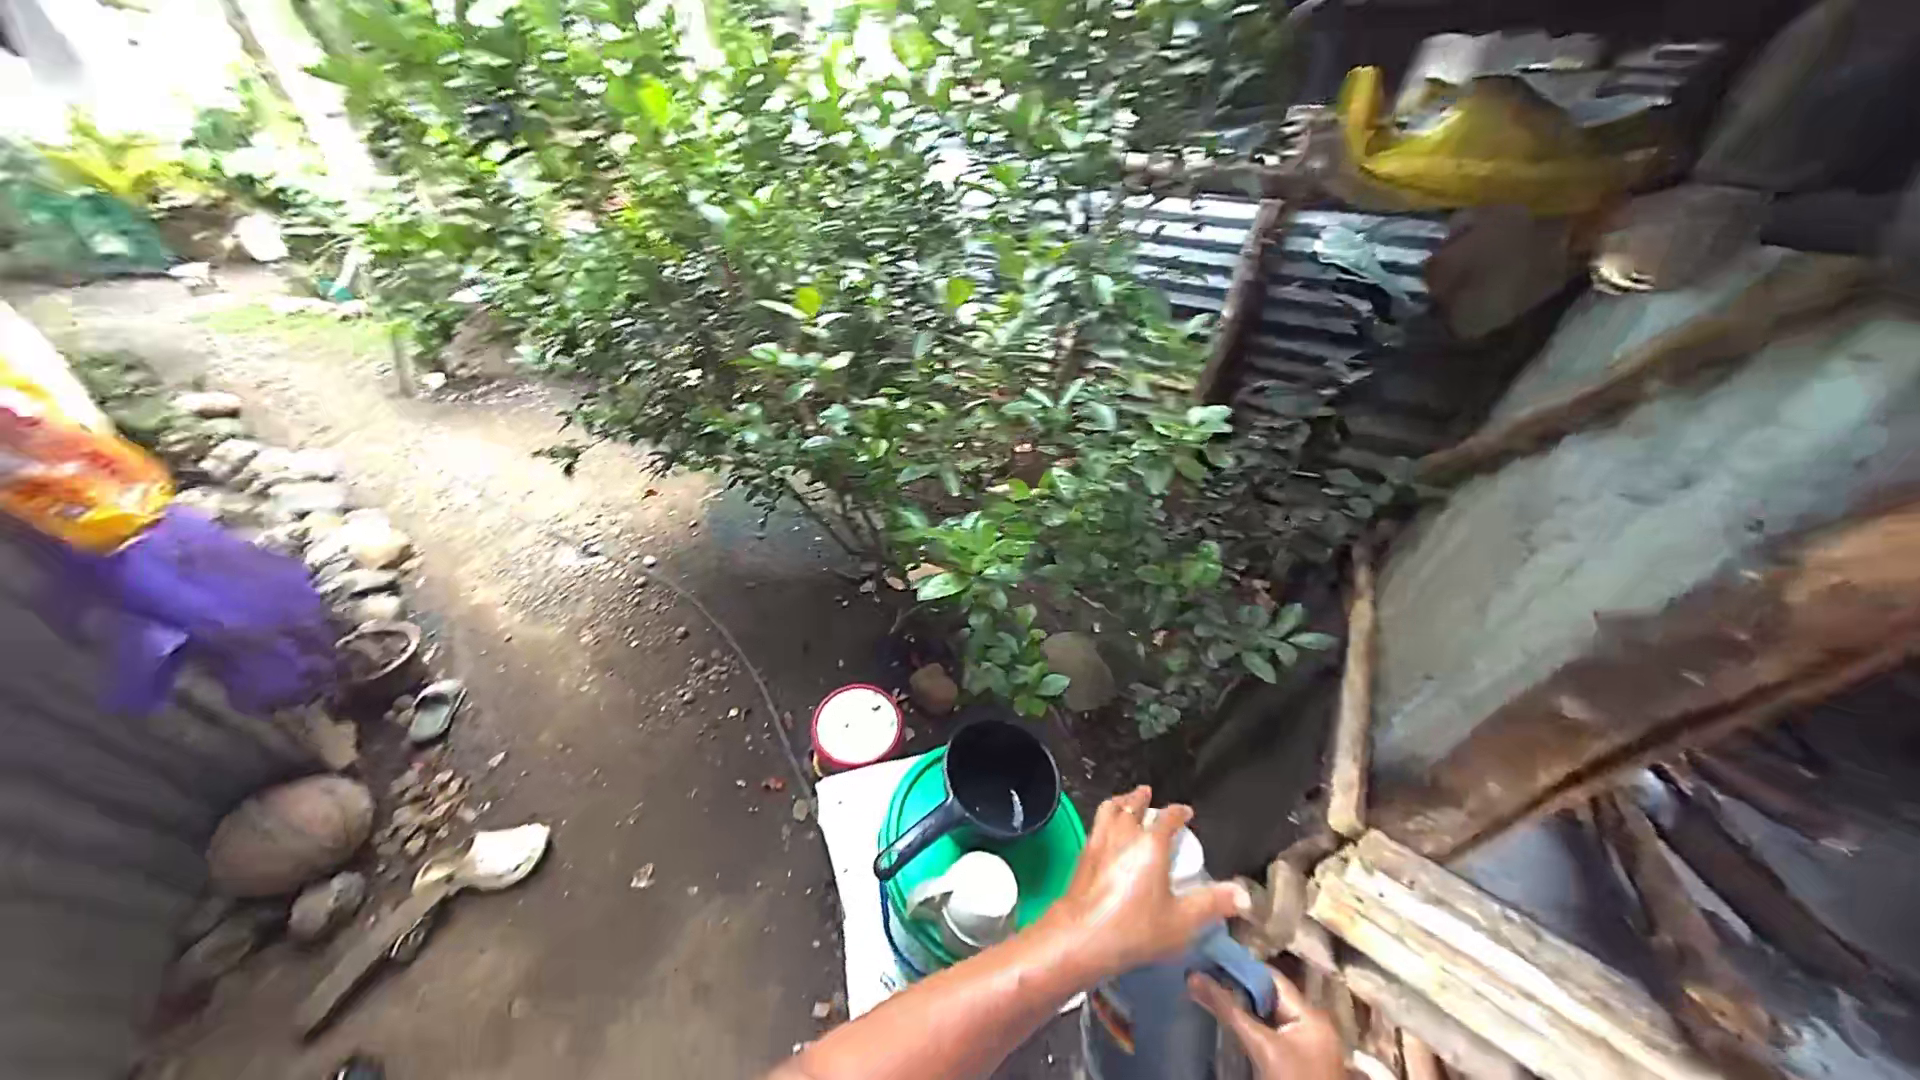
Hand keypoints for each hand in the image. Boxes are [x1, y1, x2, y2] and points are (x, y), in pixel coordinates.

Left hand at [1038, 786, 1248, 980]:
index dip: (1178, 812)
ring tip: (1125, 801)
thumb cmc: (1136, 928)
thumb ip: (1212, 904)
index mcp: (1151, 844)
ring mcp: (1099, 840)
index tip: (1186, 811)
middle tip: (1147, 793)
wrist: (1082, 934)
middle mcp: (1124, 833)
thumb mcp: (1182, 921)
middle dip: (1141, 797)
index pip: (1167, 818)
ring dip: (1120, 801)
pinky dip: (1106, 816)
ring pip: (1109, 808)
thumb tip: (1244, 894)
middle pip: (1132, 805)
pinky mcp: (1083, 852)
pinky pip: (1097, 822)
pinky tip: (1106, 829)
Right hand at [1189, 965, 1343, 1079]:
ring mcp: (1303, 1045)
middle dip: (1235, 986)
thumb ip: (1229, 1010)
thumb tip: (1192, 976)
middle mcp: (1309, 1023)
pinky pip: (1267, 1033)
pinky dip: (1247, 1025)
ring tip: (1206, 992)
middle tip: (1202, 975)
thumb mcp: (1261, 1046)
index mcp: (1310, 1014)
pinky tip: (1224, 1021)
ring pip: (1265, 1014)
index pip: (1270, 976)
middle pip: (1267, 994)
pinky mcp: (1293, 1061)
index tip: (1207, 959)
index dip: (1239, 966)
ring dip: (1238, 1006)